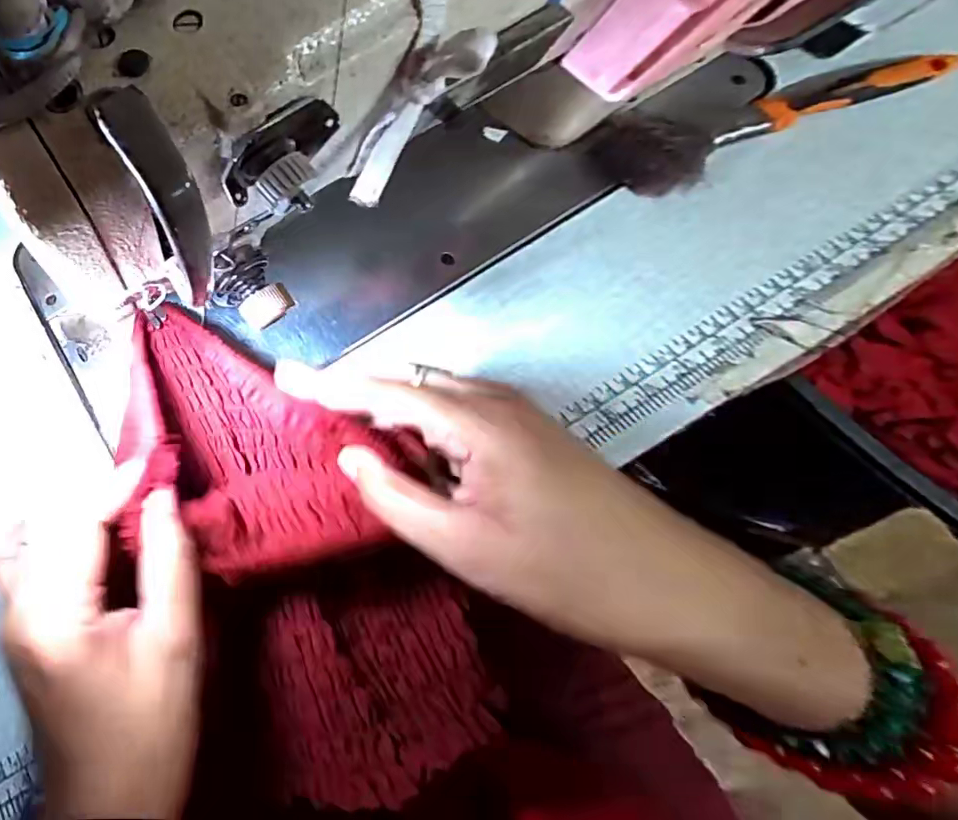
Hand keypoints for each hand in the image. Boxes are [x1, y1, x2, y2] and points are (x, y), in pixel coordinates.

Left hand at [0, 464, 200, 818]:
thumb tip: (162, 496)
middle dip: (102, 493)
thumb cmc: (149, 734)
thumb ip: (169, 560)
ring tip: (125, 512)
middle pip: (51, 519)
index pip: (79, 519)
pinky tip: (89, 537)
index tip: (155, 462)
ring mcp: (8, 619)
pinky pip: (26, 556)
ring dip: (78, 511)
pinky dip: (57, 533)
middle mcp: (16, 608)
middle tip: (150, 488)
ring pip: (33, 533)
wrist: (107, 811)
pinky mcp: (16, 628)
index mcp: (52, 614)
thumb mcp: (176, 644)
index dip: (119, 483)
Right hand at [274, 362, 869, 730]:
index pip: (382, 389)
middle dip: (355, 390)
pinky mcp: (529, 429)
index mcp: (472, 420)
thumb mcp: (464, 546)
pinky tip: (411, 447)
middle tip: (310, 405)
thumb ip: (396, 496)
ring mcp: (515, 410)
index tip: (283, 375)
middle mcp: (491, 398)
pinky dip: (421, 420)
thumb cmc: (563, 571)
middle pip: (405, 381)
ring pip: (431, 393)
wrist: (674, 583)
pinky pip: (457, 408)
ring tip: (350, 428)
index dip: (328, 383)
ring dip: (388, 405)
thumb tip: (350, 456)